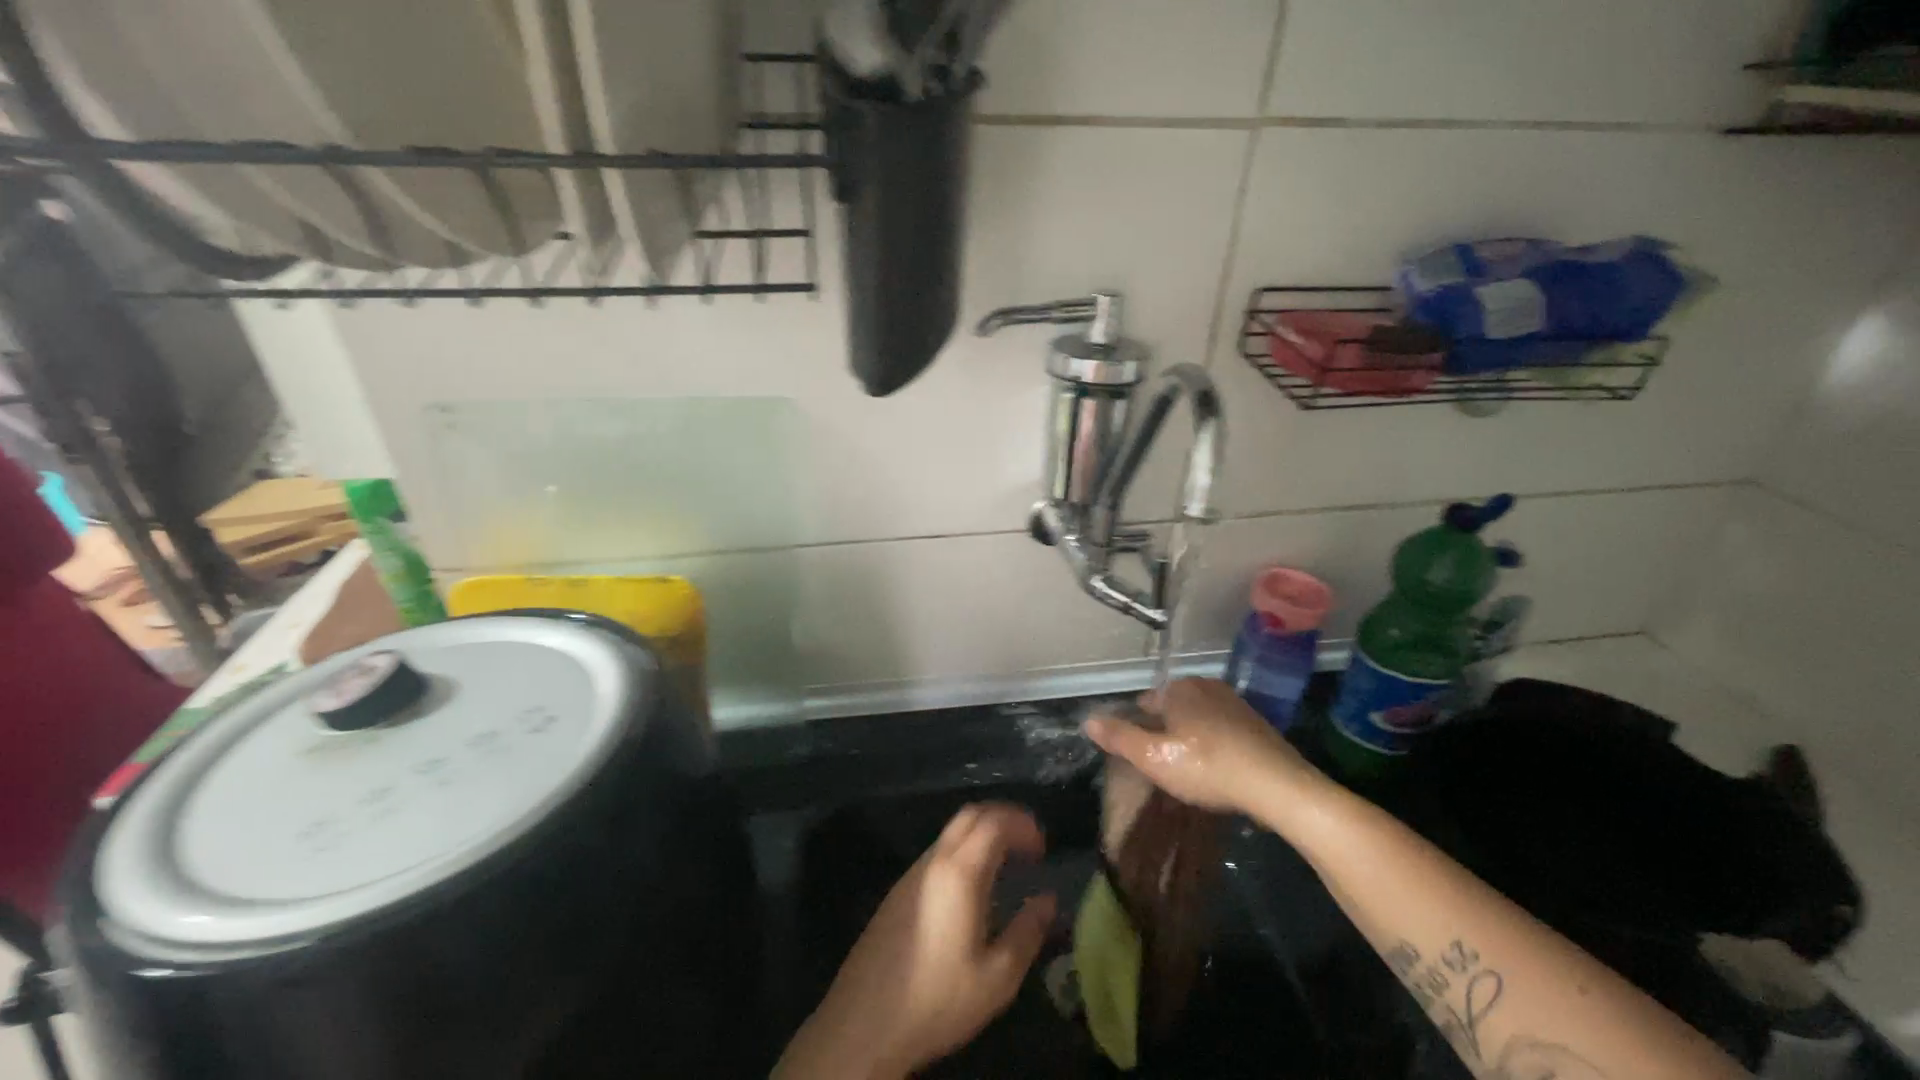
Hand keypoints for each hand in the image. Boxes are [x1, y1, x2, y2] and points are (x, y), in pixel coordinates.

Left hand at [775, 803, 1057, 1079]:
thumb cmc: (937, 1000)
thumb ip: (1027, 932)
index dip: (1022, 824)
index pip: (993, 822)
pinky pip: (935, 857)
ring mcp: (908, 878)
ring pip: (948, 835)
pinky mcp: (895, 896)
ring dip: (981, 837)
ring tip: (1006, 869)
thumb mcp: (997, 977)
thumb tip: (1047, 900)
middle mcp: (931, 864)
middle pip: (968, 816)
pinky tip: (973, 894)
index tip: (1043, 848)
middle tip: (1029, 846)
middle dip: (1003, 819)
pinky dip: (962, 855)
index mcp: (958, 874)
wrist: (862, 1026)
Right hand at [1084, 678, 1324, 817]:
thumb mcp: (1154, 758)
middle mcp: (1205, 686)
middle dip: (1165, 732)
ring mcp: (1234, 702)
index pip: (1144, 704)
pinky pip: (1222, 729)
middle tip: (1164, 767)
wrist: (1276, 784)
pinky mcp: (1255, 722)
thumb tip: (1088, 720)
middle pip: (1172, 709)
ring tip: (1189, 771)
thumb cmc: (1207, 767)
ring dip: (1190, 738)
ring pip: (1198, 718)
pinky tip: (1217, 769)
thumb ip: (1119, 738)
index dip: (1138, 730)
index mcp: (1178, 689)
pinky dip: (1214, 744)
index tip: (1141, 757)